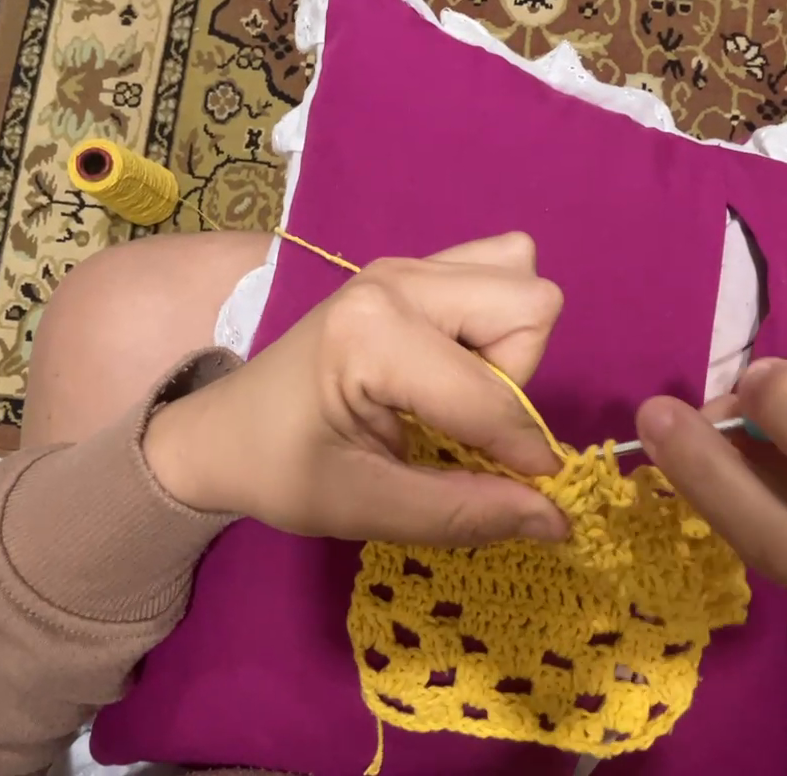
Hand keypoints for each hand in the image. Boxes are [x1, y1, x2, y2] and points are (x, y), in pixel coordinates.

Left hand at [142, 232, 571, 546]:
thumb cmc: (283, 469)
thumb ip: (466, 512)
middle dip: (516, 378)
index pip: (490, 392)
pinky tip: (453, 359)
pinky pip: (495, 268)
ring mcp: (405, 264)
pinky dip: (496, 316)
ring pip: (519, 278)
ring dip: (509, 343)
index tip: (527, 492)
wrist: (225, 427)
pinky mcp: (412, 267)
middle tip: (464, 423)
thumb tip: (560, 521)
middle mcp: (396, 279)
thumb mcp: (368, 507)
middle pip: (529, 305)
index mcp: (373, 335)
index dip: (521, 452)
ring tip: (456, 387)